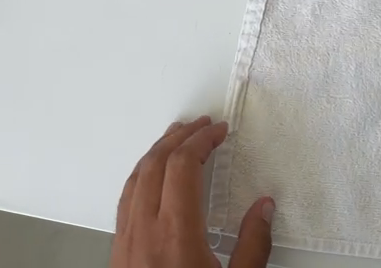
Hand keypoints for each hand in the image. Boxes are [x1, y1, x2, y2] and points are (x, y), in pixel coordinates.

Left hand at [111, 116, 272, 267]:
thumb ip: (252, 246)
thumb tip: (264, 209)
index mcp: (175, 235)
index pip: (182, 166)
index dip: (202, 140)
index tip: (220, 131)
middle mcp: (143, 235)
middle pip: (154, 165)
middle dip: (179, 137)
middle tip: (201, 126)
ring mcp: (125, 246)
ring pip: (133, 181)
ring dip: (156, 154)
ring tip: (175, 141)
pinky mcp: (116, 259)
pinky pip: (124, 203)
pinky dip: (140, 177)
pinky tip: (152, 181)